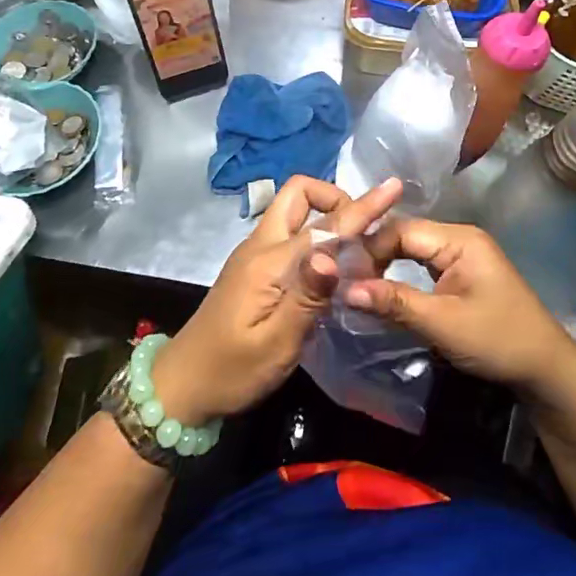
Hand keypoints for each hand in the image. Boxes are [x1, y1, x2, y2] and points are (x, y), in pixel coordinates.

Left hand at [153, 176, 401, 423]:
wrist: (181, 388)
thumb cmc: (231, 372)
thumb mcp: (275, 345)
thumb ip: (306, 298)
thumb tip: (332, 255)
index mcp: (267, 262)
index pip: (324, 226)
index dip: (362, 207)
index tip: (393, 187)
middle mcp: (260, 246)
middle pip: (298, 194)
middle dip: (335, 197)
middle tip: (363, 226)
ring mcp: (254, 254)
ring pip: (294, 210)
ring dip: (326, 214)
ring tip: (356, 244)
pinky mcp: (254, 268)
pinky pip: (290, 232)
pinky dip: (316, 234)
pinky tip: (331, 265)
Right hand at [345, 218, 575, 394]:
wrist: (544, 366)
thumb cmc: (496, 339)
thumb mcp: (442, 323)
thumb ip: (394, 302)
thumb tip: (345, 289)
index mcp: (459, 239)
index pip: (401, 230)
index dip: (369, 249)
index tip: (340, 275)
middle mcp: (459, 238)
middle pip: (405, 236)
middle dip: (374, 256)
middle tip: (343, 282)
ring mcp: (462, 255)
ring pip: (412, 251)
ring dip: (386, 267)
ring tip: (356, 287)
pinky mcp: (461, 274)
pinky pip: (423, 266)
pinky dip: (401, 277)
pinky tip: (383, 292)